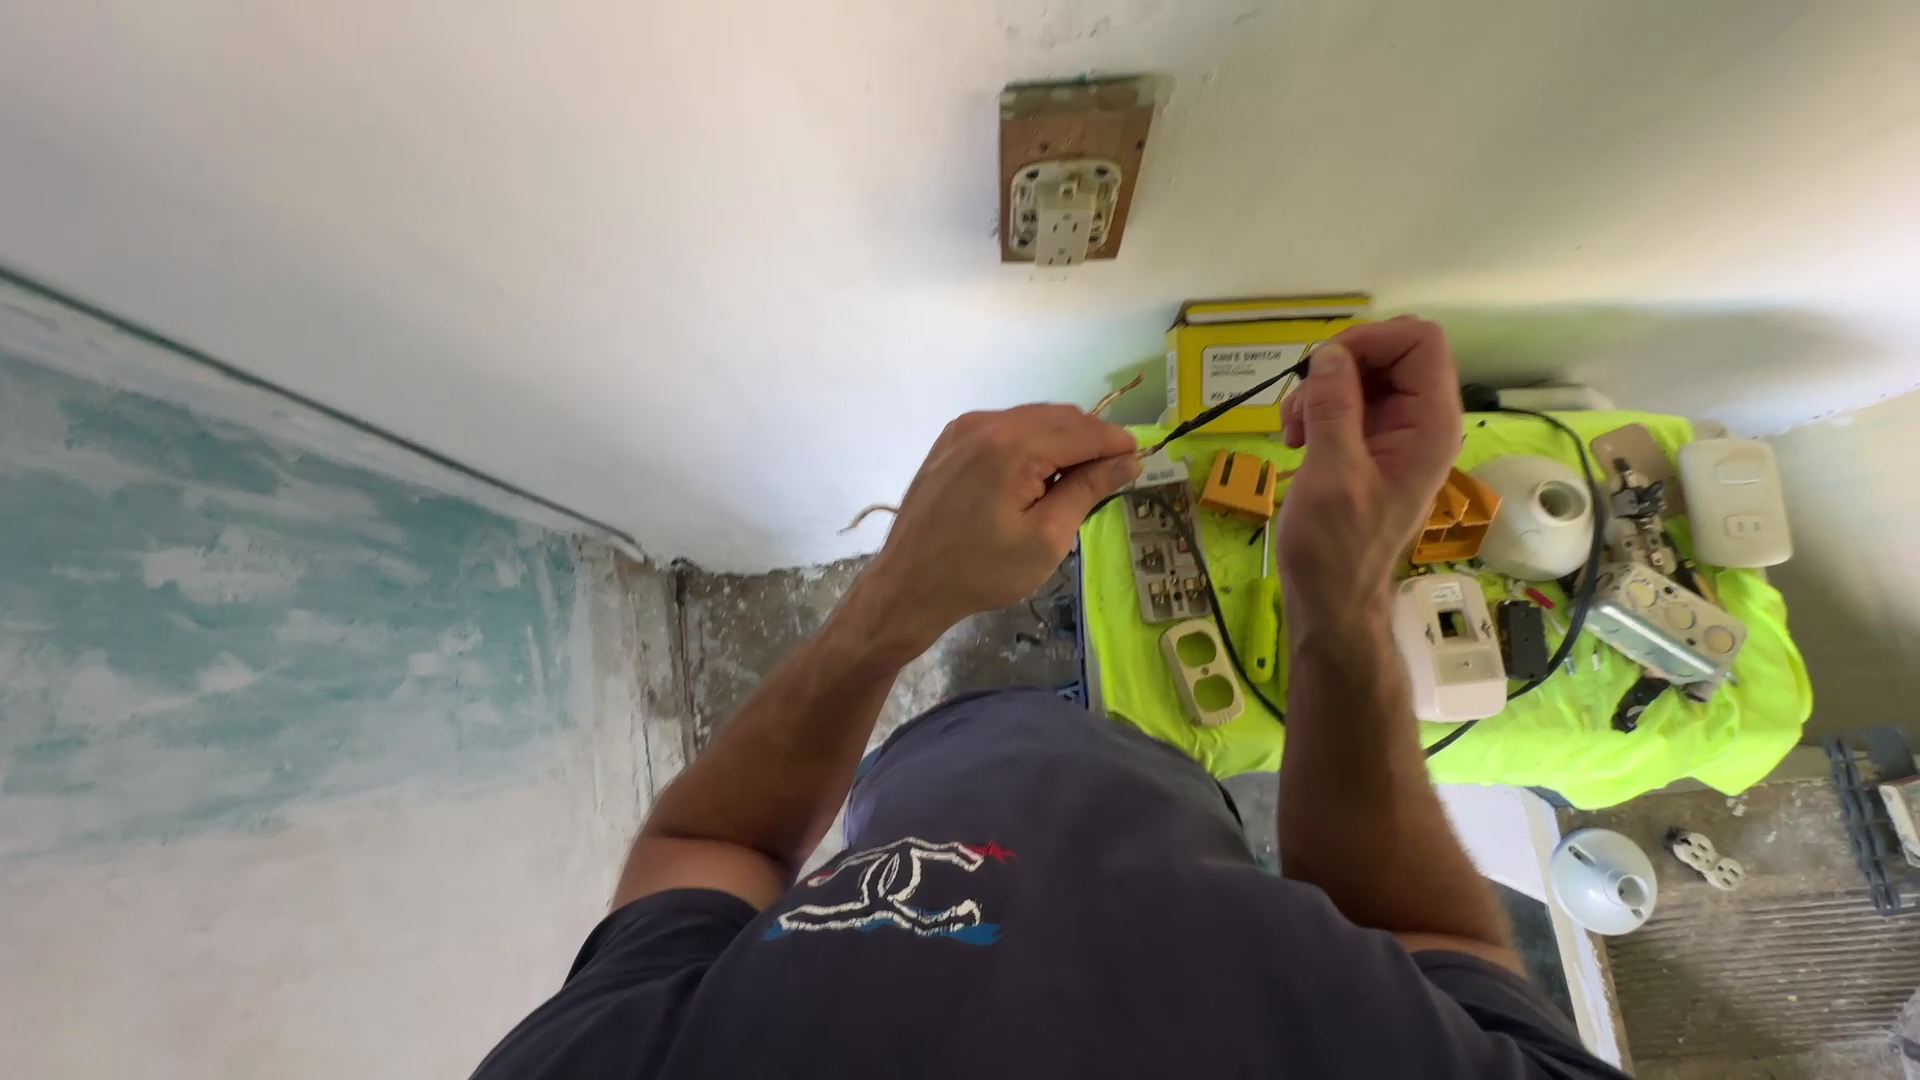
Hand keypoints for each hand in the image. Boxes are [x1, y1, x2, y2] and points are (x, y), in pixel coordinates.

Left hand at [853, 405, 1139, 657]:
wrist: (909, 585)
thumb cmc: (981, 571)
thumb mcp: (1046, 538)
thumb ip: (1087, 490)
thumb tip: (1127, 461)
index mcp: (1012, 445)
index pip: (1082, 430)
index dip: (1116, 443)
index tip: (1139, 460)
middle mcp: (986, 423)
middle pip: (1057, 418)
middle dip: (1090, 440)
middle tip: (1110, 475)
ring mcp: (962, 429)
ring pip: (1030, 420)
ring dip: (1060, 441)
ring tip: (1074, 481)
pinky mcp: (949, 442)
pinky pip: (1003, 429)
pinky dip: (1029, 443)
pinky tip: (1034, 476)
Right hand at [1276, 317, 1462, 626]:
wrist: (1331, 597)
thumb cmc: (1335, 545)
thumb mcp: (1331, 473)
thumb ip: (1334, 408)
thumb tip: (1327, 353)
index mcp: (1429, 425)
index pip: (1418, 343)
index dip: (1369, 340)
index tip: (1318, 366)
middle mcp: (1420, 422)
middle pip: (1389, 355)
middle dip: (1337, 368)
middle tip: (1299, 406)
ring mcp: (1394, 435)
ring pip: (1361, 378)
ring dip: (1318, 393)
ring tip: (1290, 431)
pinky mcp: (1368, 448)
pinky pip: (1346, 406)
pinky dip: (1316, 412)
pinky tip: (1295, 440)